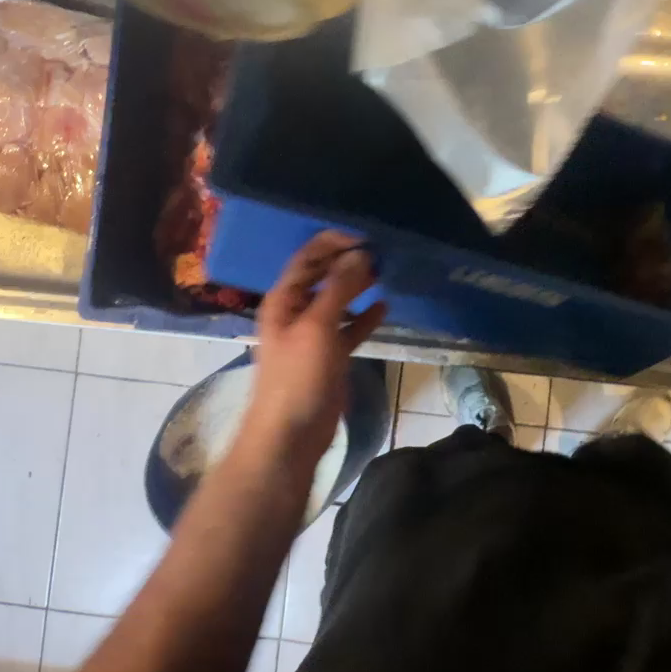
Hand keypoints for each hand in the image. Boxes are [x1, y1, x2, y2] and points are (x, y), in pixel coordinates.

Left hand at [243, 231, 386, 466]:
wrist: (291, 435)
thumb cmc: (298, 378)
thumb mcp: (317, 327)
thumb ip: (338, 289)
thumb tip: (359, 255)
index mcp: (284, 299)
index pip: (308, 258)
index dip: (334, 242)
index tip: (367, 236)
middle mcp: (296, 311)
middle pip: (323, 276)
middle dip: (348, 261)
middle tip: (382, 251)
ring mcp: (313, 334)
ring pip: (338, 301)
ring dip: (358, 286)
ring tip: (386, 272)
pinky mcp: (329, 356)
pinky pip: (348, 328)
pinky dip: (364, 317)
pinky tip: (384, 307)